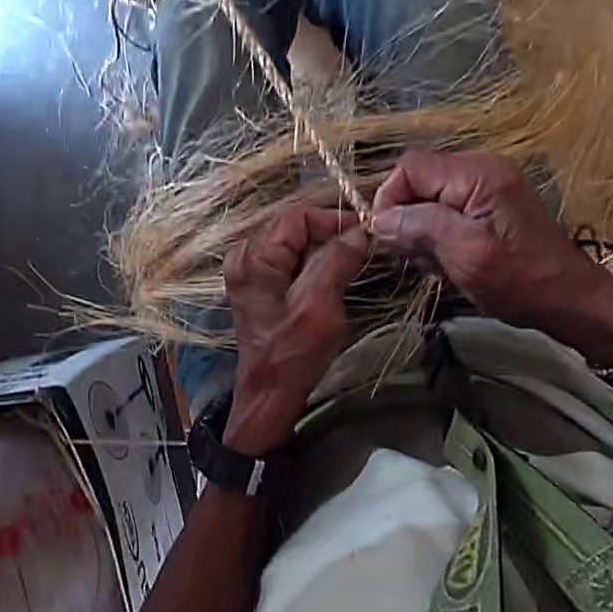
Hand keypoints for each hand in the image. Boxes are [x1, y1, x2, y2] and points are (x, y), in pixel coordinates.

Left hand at [222, 204, 368, 455]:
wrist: (270, 394)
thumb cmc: (293, 353)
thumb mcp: (318, 304)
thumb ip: (336, 261)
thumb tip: (360, 231)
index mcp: (253, 257)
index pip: (297, 217)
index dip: (334, 220)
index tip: (367, 234)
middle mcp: (246, 257)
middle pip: (295, 228)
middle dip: (332, 235)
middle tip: (365, 249)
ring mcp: (251, 272)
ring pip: (297, 245)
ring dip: (327, 250)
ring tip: (356, 262)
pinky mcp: (261, 287)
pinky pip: (292, 262)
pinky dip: (316, 264)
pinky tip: (336, 277)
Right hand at [369, 150, 612, 360]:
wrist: (568, 301)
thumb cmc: (520, 280)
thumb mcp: (465, 254)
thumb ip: (420, 227)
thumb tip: (378, 219)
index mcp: (476, 174)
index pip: (408, 168)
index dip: (388, 200)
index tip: (388, 238)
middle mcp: (479, 170)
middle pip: (415, 182)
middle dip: (404, 219)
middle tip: (417, 256)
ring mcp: (484, 188)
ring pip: (424, 200)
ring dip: (418, 233)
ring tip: (436, 262)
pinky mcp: (486, 207)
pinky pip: (441, 213)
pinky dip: (434, 237)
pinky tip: (447, 260)